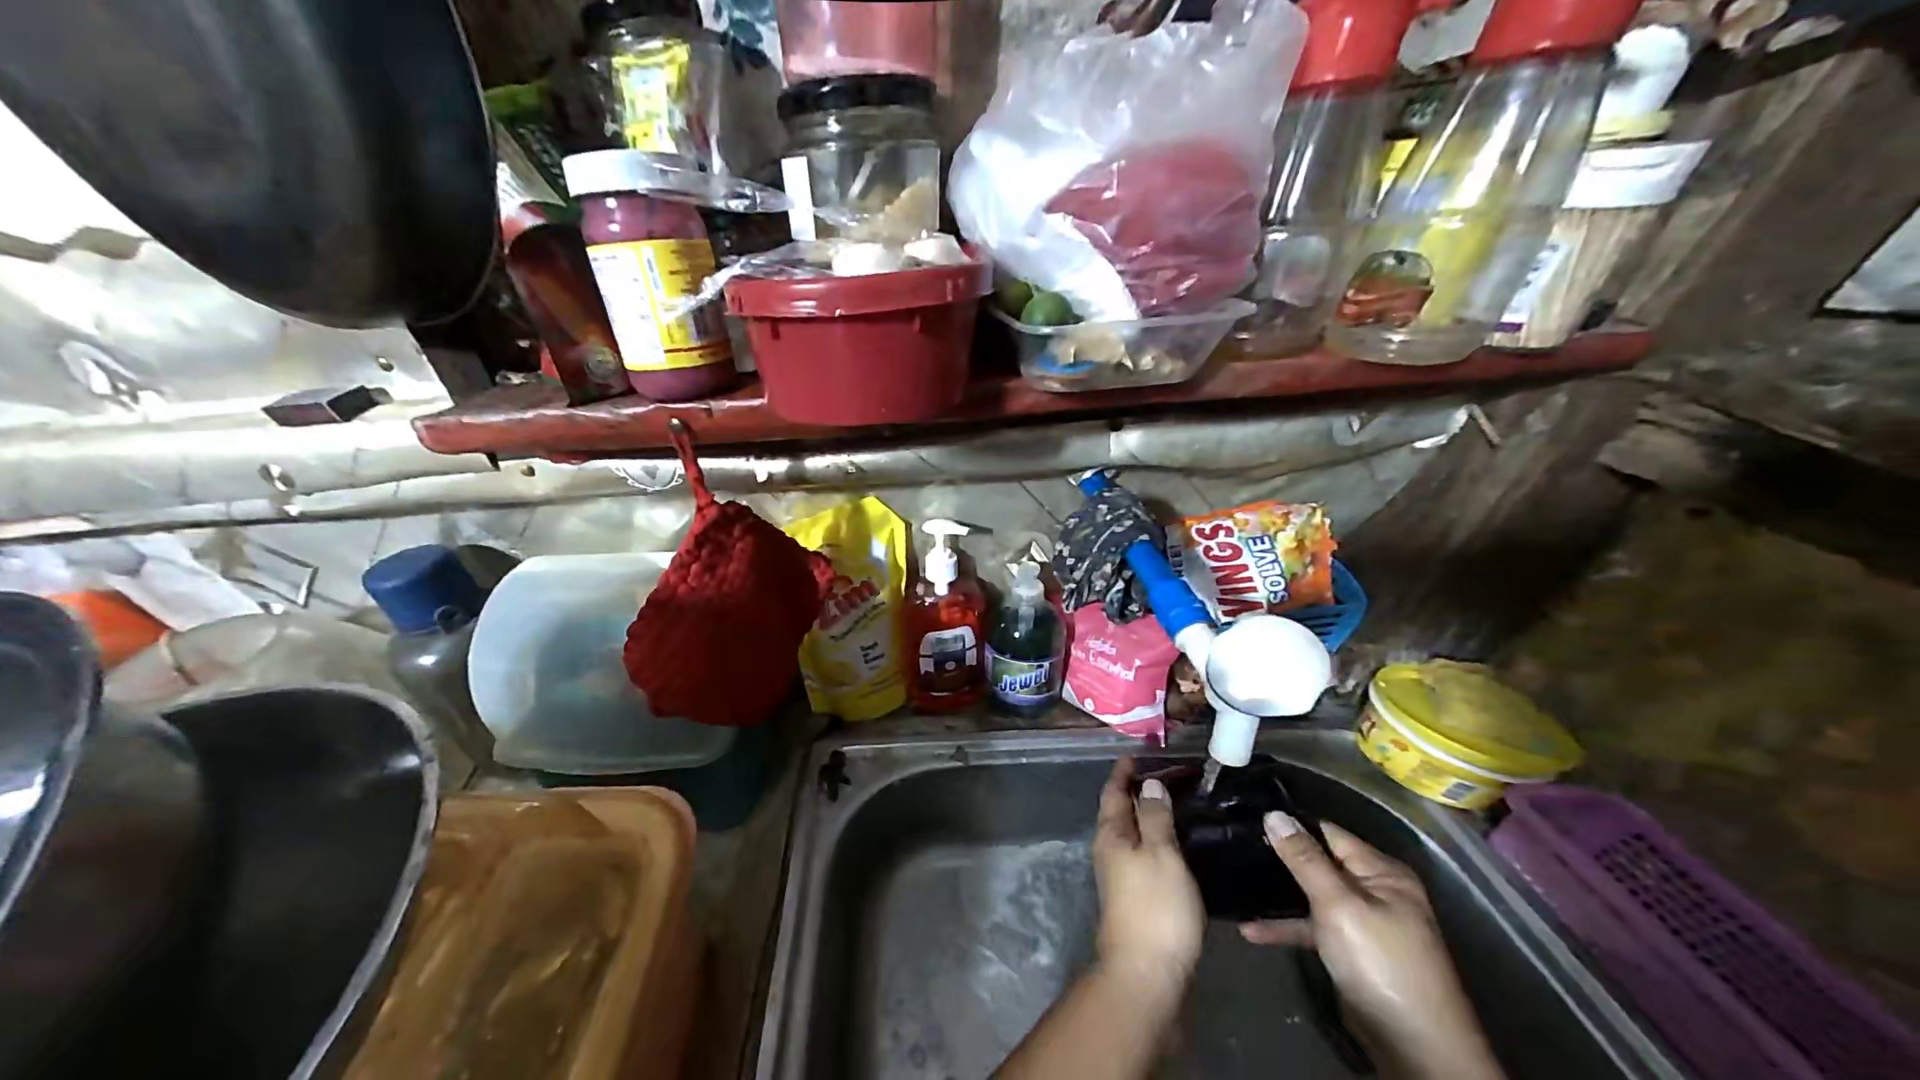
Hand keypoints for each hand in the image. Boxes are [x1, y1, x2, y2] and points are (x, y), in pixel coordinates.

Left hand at [1092, 759, 1205, 987]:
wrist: (1147, 974)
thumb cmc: (1155, 907)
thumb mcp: (1160, 854)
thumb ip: (1155, 817)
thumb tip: (1149, 785)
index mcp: (1111, 834)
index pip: (1113, 791)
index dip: (1124, 771)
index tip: (1139, 752)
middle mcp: (1110, 849)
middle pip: (1121, 810)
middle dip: (1139, 789)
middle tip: (1170, 772)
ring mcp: (1121, 874)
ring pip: (1133, 832)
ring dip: (1150, 813)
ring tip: (1179, 800)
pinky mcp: (1136, 894)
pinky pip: (1144, 852)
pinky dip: (1158, 837)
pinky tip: (1180, 841)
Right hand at [1241, 813, 1503, 1079]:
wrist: (1415, 1045)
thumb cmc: (1379, 962)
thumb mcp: (1338, 905)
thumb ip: (1305, 859)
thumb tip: (1274, 814)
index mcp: (1381, 872)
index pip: (1328, 833)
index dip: (1290, 824)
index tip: (1246, 818)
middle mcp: (1375, 891)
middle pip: (1319, 863)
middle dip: (1279, 857)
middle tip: (1233, 846)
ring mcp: (1363, 922)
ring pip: (1313, 897)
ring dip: (1278, 895)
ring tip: (1235, 881)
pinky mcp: (1351, 951)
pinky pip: (1314, 928)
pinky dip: (1287, 927)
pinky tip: (1251, 930)